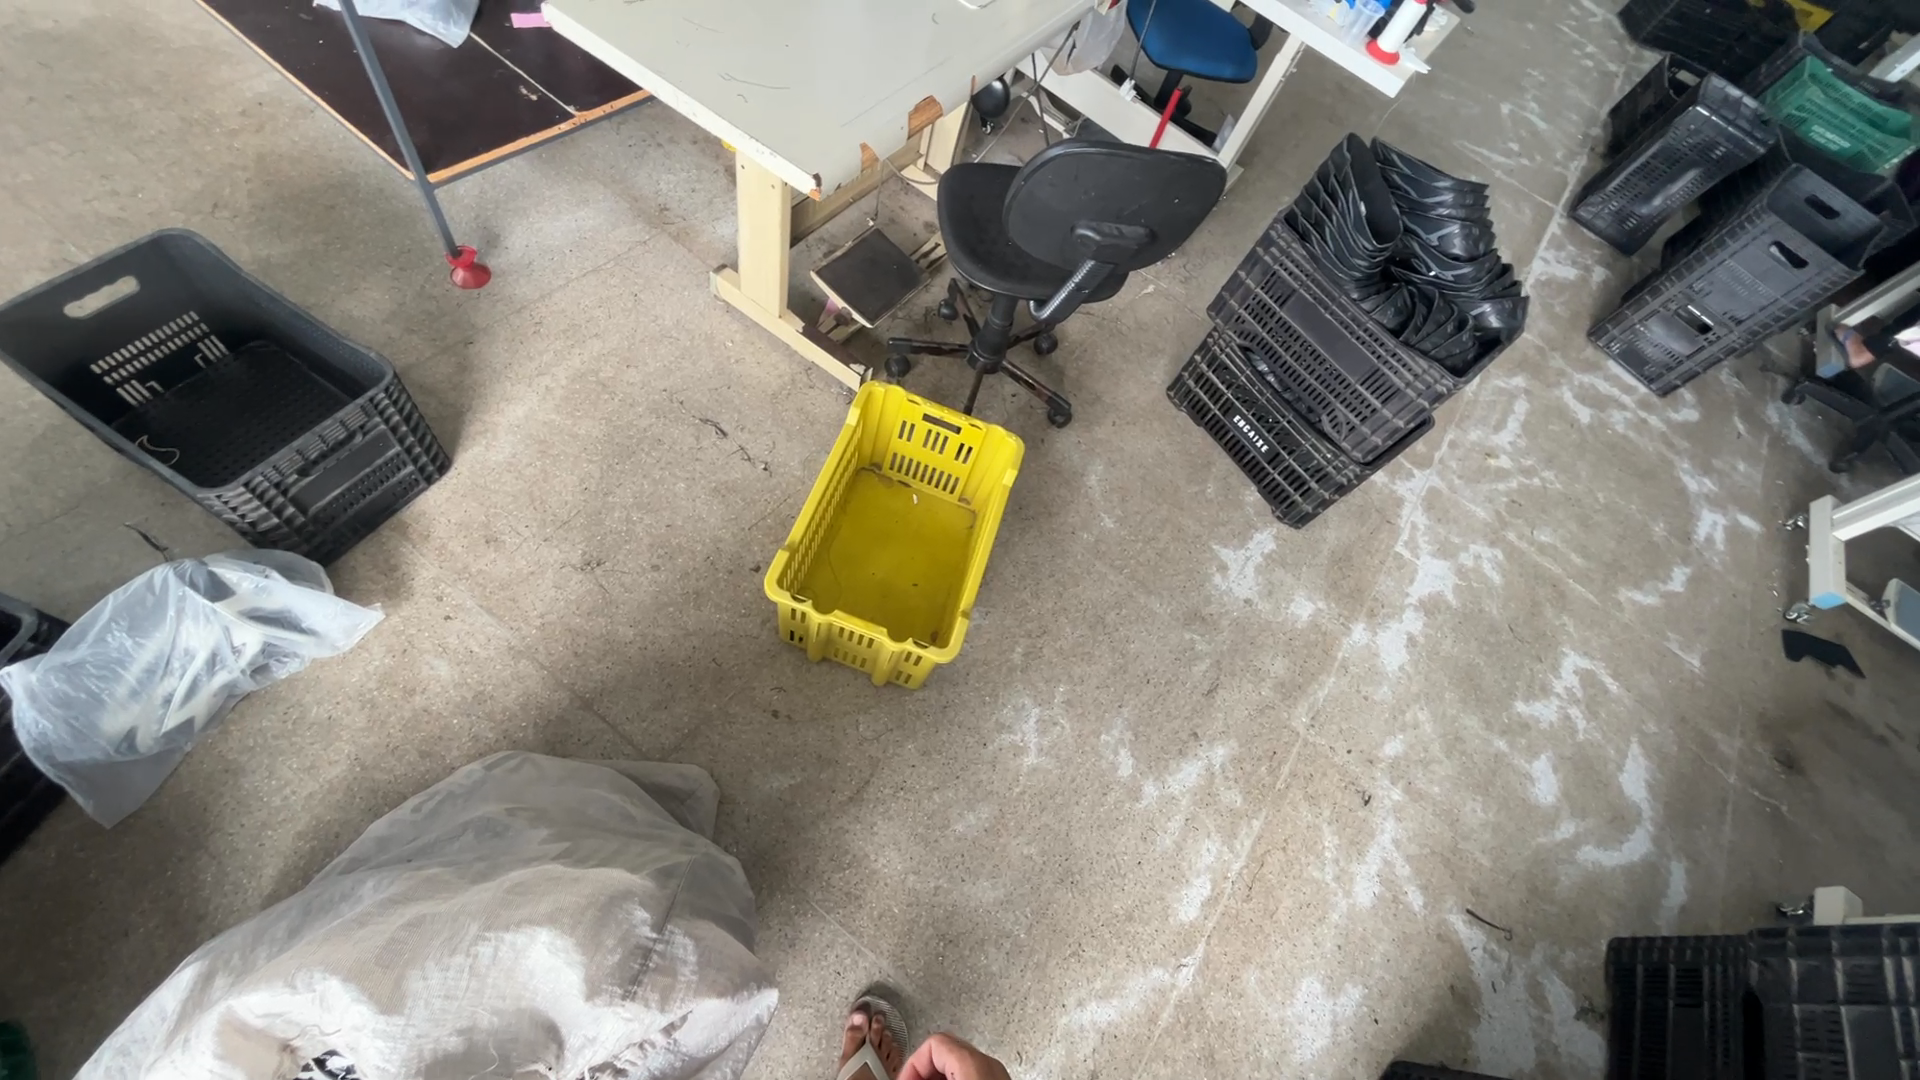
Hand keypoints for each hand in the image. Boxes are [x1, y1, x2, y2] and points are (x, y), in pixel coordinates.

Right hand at [895, 1034, 1011, 1079]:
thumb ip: (920, 1075)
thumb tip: (903, 1075)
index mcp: (974, 1060)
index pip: (933, 1043)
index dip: (912, 1062)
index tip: (902, 1079)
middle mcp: (989, 1064)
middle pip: (945, 1050)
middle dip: (923, 1069)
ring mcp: (997, 1075)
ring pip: (958, 1064)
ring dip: (936, 1076)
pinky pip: (970, 1074)